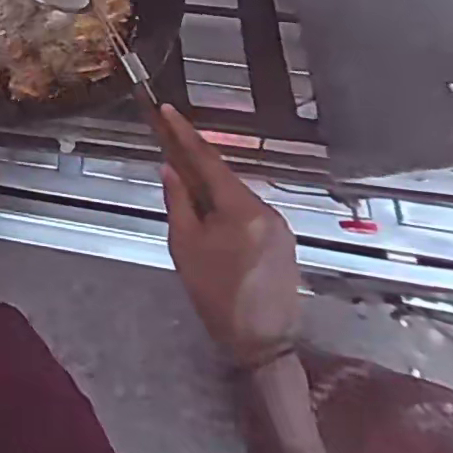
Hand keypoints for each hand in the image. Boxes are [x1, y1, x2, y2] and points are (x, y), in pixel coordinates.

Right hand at [159, 105, 302, 368]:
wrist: (262, 341)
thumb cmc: (215, 295)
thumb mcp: (185, 247)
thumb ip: (178, 202)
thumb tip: (170, 168)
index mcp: (240, 208)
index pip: (208, 160)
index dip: (185, 134)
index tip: (169, 111)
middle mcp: (265, 208)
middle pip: (224, 176)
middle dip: (196, 163)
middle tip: (170, 147)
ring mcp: (278, 223)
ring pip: (236, 194)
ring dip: (211, 188)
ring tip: (186, 192)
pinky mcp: (283, 238)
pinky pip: (249, 211)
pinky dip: (227, 206)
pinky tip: (212, 217)